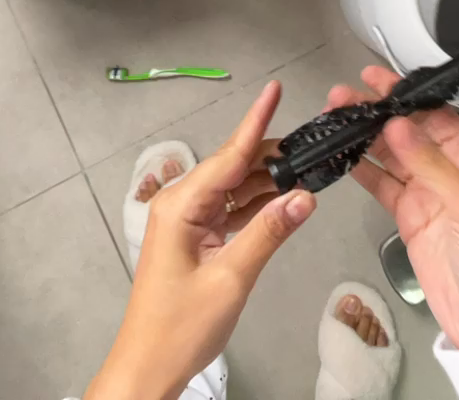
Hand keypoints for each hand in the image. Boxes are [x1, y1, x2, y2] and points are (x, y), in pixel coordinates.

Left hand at [85, 82, 316, 399]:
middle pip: (233, 166)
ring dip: (268, 181)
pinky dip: (257, 205)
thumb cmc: (180, 327)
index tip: (274, 89)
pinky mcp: (195, 236)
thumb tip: (304, 196)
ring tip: (306, 168)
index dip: (256, 120)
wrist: (147, 369)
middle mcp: (182, 203)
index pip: (229, 154)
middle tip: (311, 144)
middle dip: (271, 153)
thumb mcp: (230, 279)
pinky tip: (283, 199)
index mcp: (182, 205)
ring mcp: (188, 220)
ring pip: (235, 187)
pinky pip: (231, 209)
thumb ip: (268, 233)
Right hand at [328, 66, 458, 349]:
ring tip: (333, 117)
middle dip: (375, 111)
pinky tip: (341, 154)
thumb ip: (431, 164)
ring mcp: (427, 193)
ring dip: (363, 135)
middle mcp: (449, 169)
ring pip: (389, 154)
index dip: (403, 94)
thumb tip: (396, 124)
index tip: (374, 78)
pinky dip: (361, 168)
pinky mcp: (410, 216)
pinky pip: (382, 184)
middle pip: (406, 130)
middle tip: (341, 97)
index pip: (434, 114)